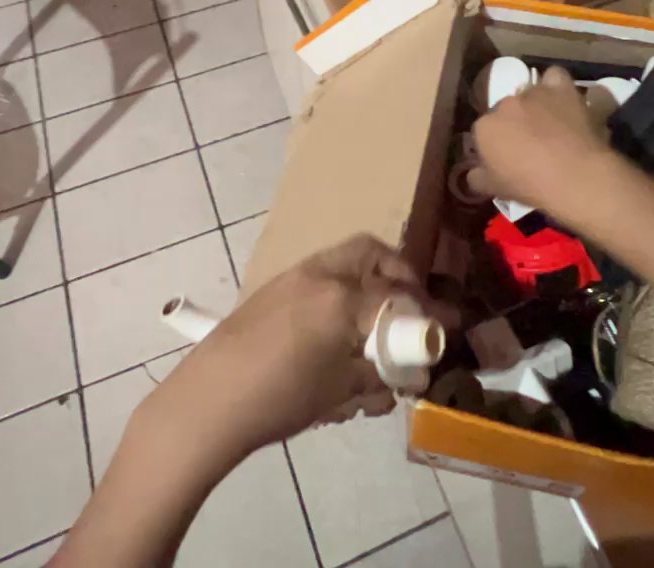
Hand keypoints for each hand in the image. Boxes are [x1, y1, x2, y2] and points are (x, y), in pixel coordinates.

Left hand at [141, 234, 428, 462]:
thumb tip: (406, 376)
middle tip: (409, 303)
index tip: (446, 326)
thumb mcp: (340, 392)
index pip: (398, 297)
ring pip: (342, 260)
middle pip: (370, 251)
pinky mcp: (272, 290)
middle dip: (397, 272)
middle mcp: (320, 274)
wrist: (207, 401)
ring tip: (376, 317)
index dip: (427, 313)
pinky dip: (340, 290)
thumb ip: (379, 376)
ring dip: (367, 279)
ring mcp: (292, 277)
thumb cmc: (281, 397)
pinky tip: (339, 328)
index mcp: (342, 297)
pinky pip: (319, 276)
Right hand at [469, 65, 620, 222]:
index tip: (507, 158)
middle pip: (505, 110)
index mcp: (485, 127)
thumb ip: (478, 177)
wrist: (575, 177)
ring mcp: (533, 94)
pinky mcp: (561, 89)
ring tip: (548, 124)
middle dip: (514, 123)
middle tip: (530, 143)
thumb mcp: (495, 190)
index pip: (484, 131)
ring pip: (529, 93)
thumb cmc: (531, 187)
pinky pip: (554, 76)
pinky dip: (555, 85)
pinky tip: (560, 98)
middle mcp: (505, 104)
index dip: (496, 144)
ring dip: (534, 105)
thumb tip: (473, 173)